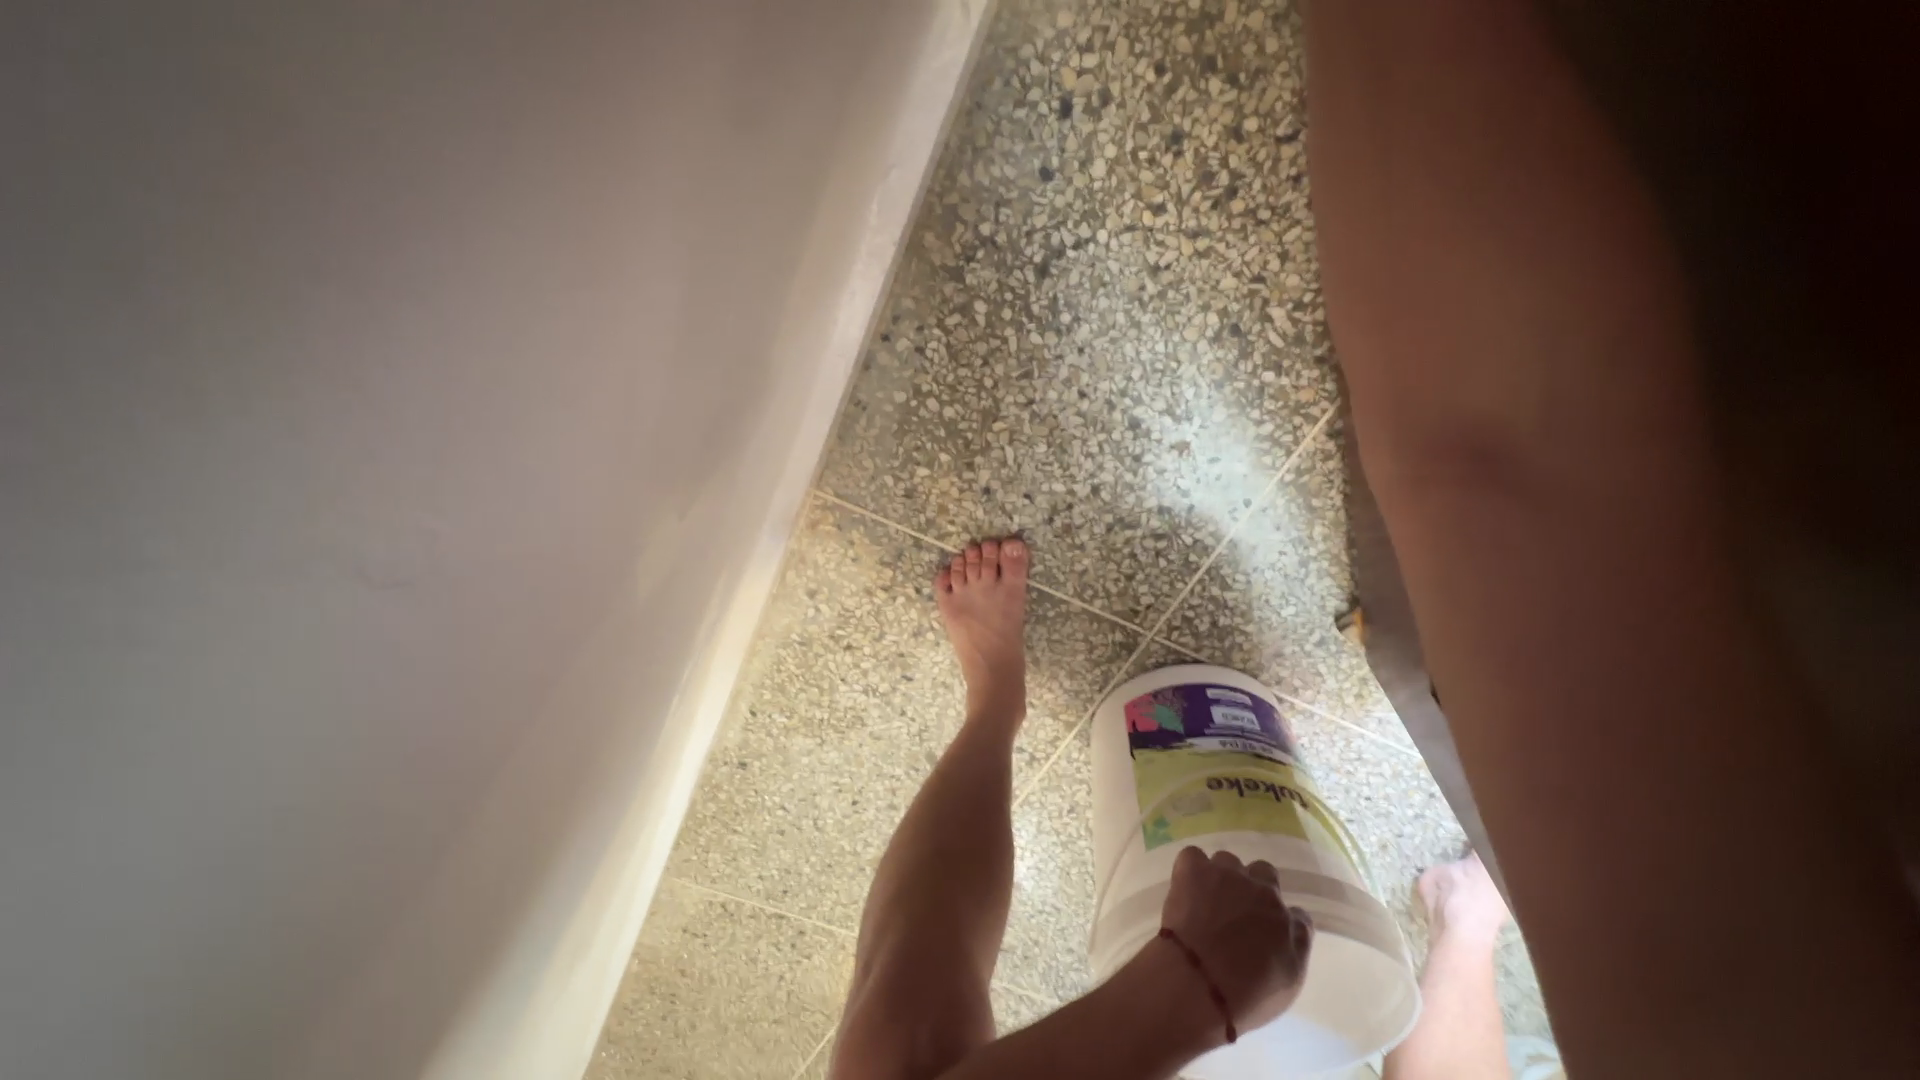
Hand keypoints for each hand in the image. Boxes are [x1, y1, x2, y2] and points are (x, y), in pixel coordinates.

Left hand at [1159, 846, 1313, 1031]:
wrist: (1199, 981)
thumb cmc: (1246, 993)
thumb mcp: (1288, 982)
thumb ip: (1296, 948)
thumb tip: (1293, 924)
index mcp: (1286, 919)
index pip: (1294, 911)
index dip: (1276, 919)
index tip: (1263, 932)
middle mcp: (1260, 889)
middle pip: (1263, 873)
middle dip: (1252, 888)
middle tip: (1234, 912)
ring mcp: (1226, 874)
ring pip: (1227, 861)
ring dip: (1221, 877)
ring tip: (1205, 901)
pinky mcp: (1193, 869)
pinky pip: (1193, 856)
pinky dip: (1190, 869)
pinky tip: (1185, 888)